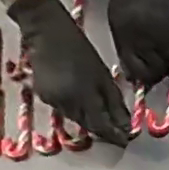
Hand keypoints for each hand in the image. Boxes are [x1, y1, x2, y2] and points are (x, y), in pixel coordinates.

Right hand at [8, 0, 131, 146]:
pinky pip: (63, 110)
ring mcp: (54, 101)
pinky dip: (74, 110)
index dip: (114, 135)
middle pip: (88, 126)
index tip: (125, 140)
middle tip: (115, 131)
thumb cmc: (78, 47)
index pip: (102, 126)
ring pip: (75, 120)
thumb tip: (125, 126)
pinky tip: (79, 102)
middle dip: (103, 130)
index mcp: (85, 97)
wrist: (45, 29)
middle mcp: (68, 104)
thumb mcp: (102, 74)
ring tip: (99, 116)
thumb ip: (114, 102)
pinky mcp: (43, 97)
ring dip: (88, 121)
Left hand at [107, 0, 168, 87]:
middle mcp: (146, 38)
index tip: (139, 81)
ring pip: (168, 64)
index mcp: (128, 37)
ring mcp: (162, 35)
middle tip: (150, 74)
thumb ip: (124, 51)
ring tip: (158, 63)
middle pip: (155, 70)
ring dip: (164, 67)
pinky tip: (168, 52)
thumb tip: (131, 77)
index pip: (138, 70)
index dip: (139, 78)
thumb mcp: (117, 25)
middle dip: (153, 75)